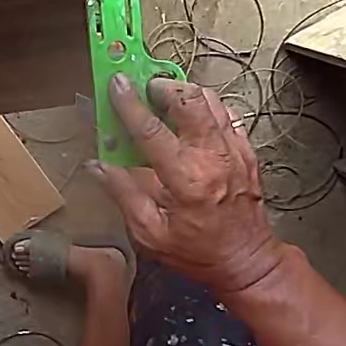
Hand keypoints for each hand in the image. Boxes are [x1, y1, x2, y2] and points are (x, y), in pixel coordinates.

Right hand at [93, 74, 287, 297]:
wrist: (248, 262)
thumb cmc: (197, 251)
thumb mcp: (148, 233)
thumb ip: (122, 194)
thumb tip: (96, 166)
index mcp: (185, 180)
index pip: (151, 130)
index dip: (129, 104)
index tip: (116, 84)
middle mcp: (213, 160)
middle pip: (191, 103)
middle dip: (165, 87)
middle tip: (145, 87)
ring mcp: (235, 154)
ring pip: (212, 103)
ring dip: (186, 93)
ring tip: (164, 95)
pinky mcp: (247, 153)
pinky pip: (228, 116)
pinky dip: (207, 107)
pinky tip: (191, 113)